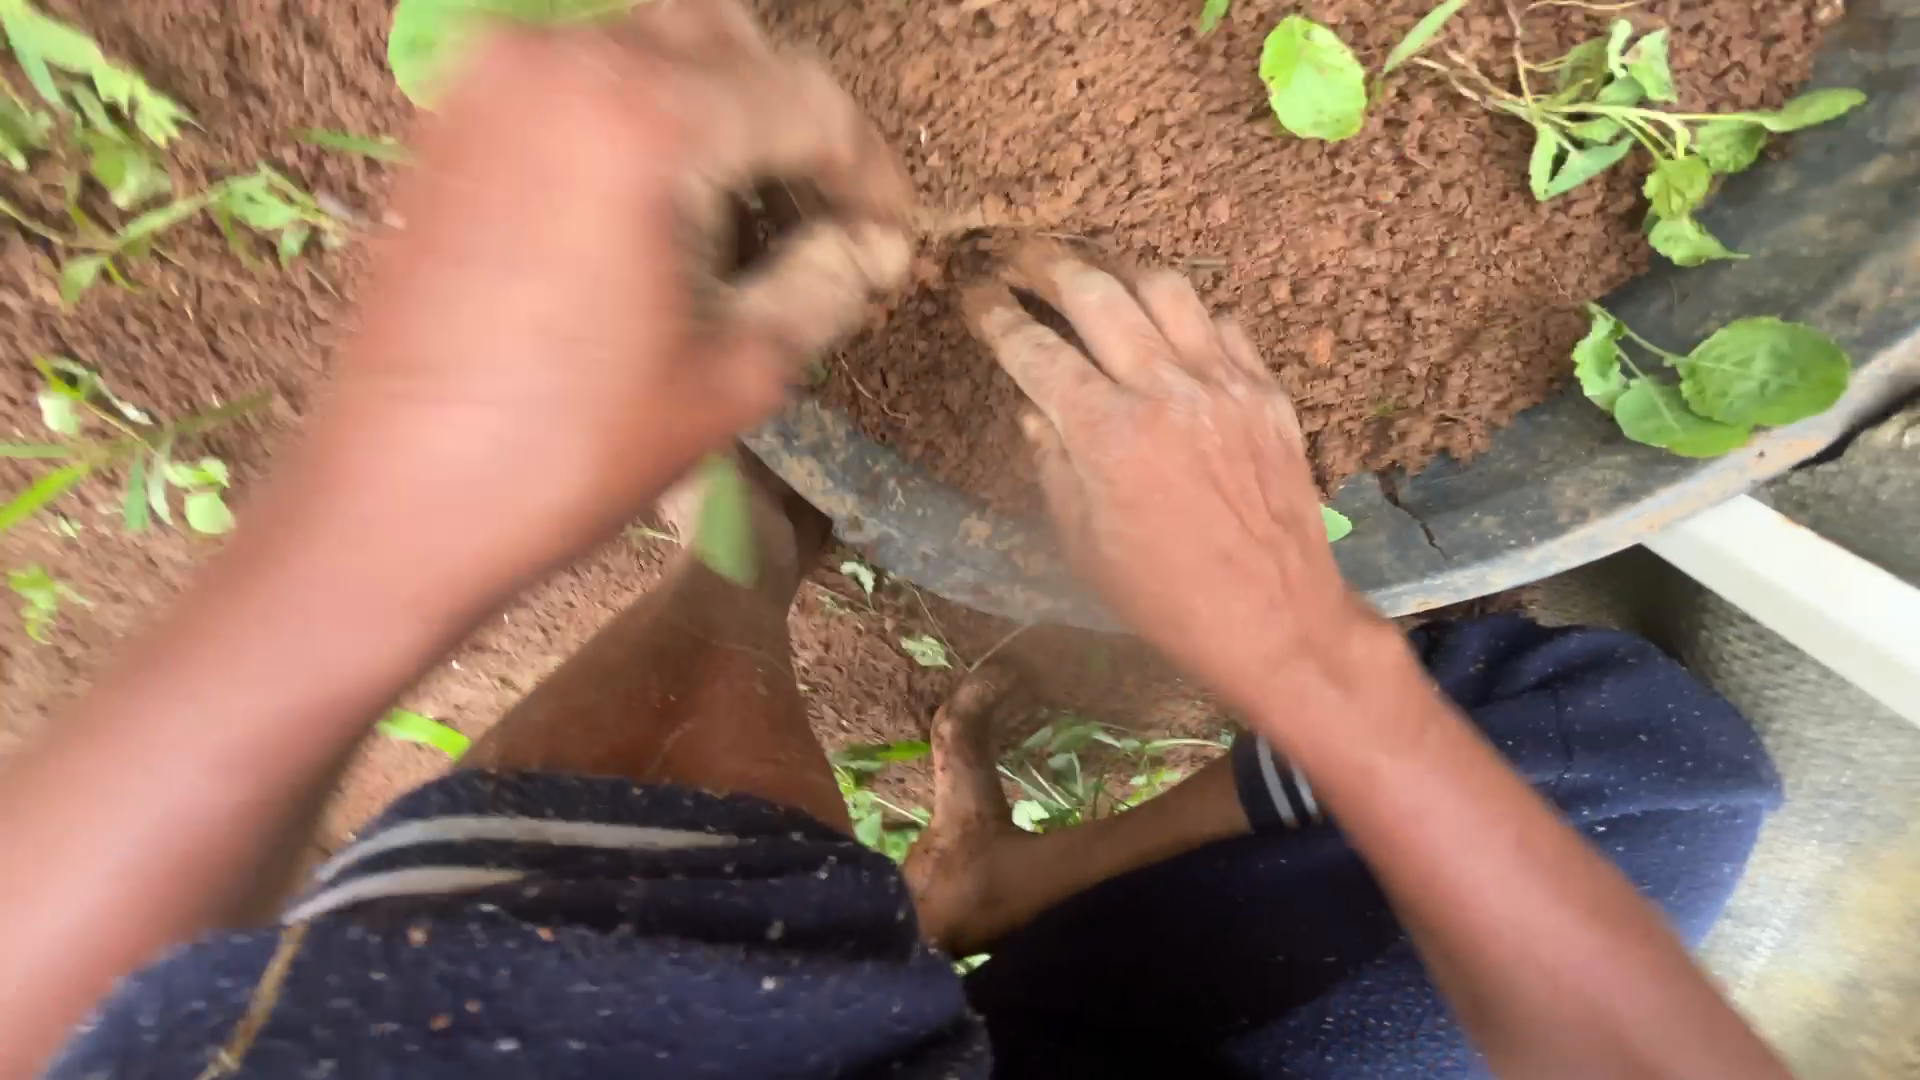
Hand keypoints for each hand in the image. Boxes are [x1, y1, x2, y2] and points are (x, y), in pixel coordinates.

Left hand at [297, 0, 911, 585]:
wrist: (406, 498)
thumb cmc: (584, 447)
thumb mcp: (739, 374)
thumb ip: (825, 286)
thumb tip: (871, 249)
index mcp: (644, 117)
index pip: (805, 102)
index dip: (869, 171)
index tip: (892, 235)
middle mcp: (561, 58)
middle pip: (731, 44)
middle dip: (800, 128)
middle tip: (832, 216)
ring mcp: (493, 79)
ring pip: (653, 46)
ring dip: (729, 115)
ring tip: (761, 212)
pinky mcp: (457, 119)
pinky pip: (583, 79)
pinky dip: (651, 120)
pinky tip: (673, 203)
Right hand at [962, 244, 1380, 705]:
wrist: (1273, 618)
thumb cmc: (1161, 596)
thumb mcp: (1080, 541)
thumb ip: (1051, 462)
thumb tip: (1036, 408)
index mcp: (1107, 433)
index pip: (1035, 352)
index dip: (995, 318)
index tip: (974, 296)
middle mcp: (1165, 389)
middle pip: (1095, 293)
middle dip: (1046, 266)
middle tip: (1020, 260)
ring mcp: (1225, 383)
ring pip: (1164, 288)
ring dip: (1117, 273)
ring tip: (1092, 278)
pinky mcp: (1267, 392)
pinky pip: (1220, 326)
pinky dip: (1183, 318)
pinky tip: (1166, 333)